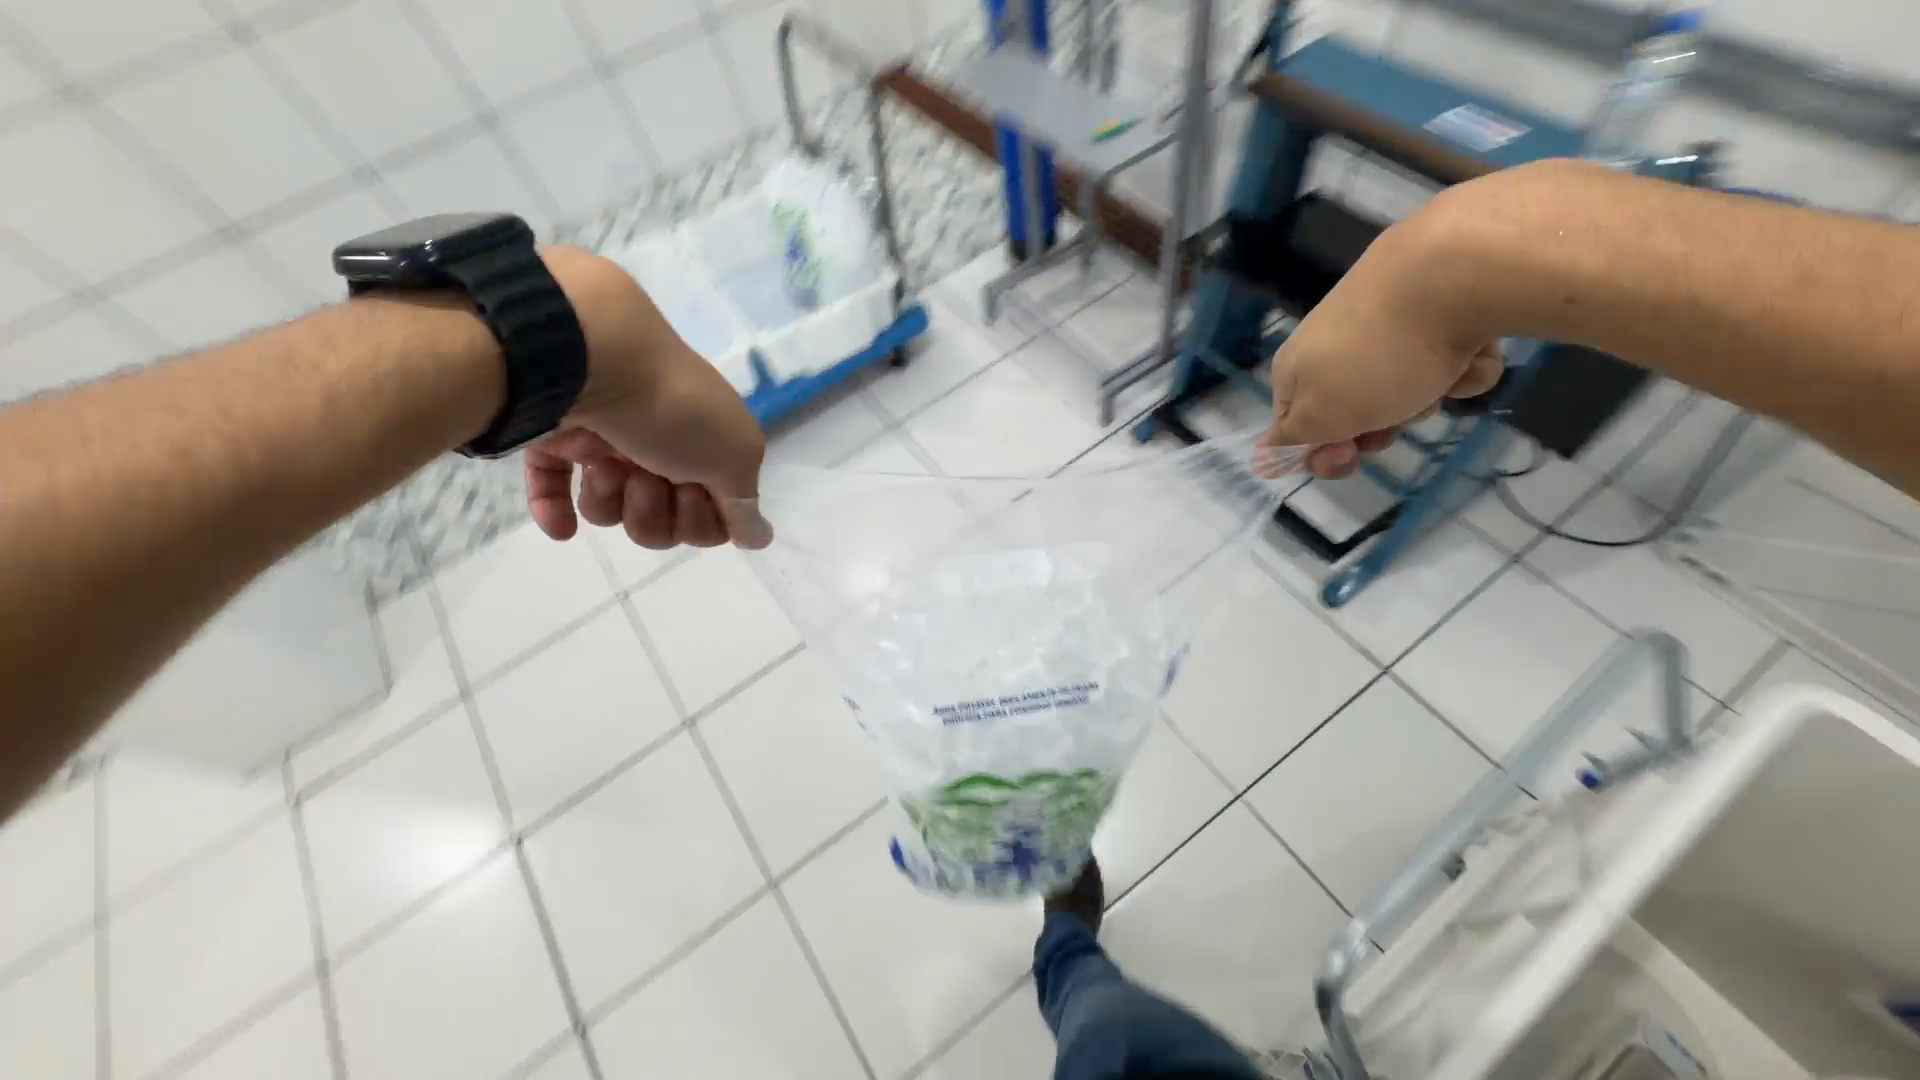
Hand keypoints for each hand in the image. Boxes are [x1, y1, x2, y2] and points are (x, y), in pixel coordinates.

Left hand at [523, 247, 772, 548]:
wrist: (593, 356)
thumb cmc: (676, 410)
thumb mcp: (735, 457)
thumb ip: (745, 503)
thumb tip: (760, 537)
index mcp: (706, 446)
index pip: (712, 515)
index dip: (703, 519)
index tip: (694, 494)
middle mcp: (660, 446)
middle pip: (662, 520)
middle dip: (655, 513)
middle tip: (648, 479)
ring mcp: (605, 442)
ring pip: (611, 510)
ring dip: (611, 500)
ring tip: (604, 464)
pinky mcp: (553, 439)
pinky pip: (554, 490)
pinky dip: (556, 511)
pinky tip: (563, 526)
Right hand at [1261, 212, 1503, 478]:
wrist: (1451, 272)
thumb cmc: (1376, 357)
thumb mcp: (1322, 415)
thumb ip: (1292, 439)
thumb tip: (1263, 455)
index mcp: (1296, 370)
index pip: (1296, 428)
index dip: (1322, 451)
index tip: (1349, 458)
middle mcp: (1334, 347)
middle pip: (1356, 413)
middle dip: (1382, 424)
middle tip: (1398, 417)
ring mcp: (1385, 327)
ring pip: (1407, 389)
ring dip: (1427, 396)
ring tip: (1440, 376)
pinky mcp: (1437, 312)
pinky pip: (1451, 362)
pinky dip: (1463, 366)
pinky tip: (1468, 350)